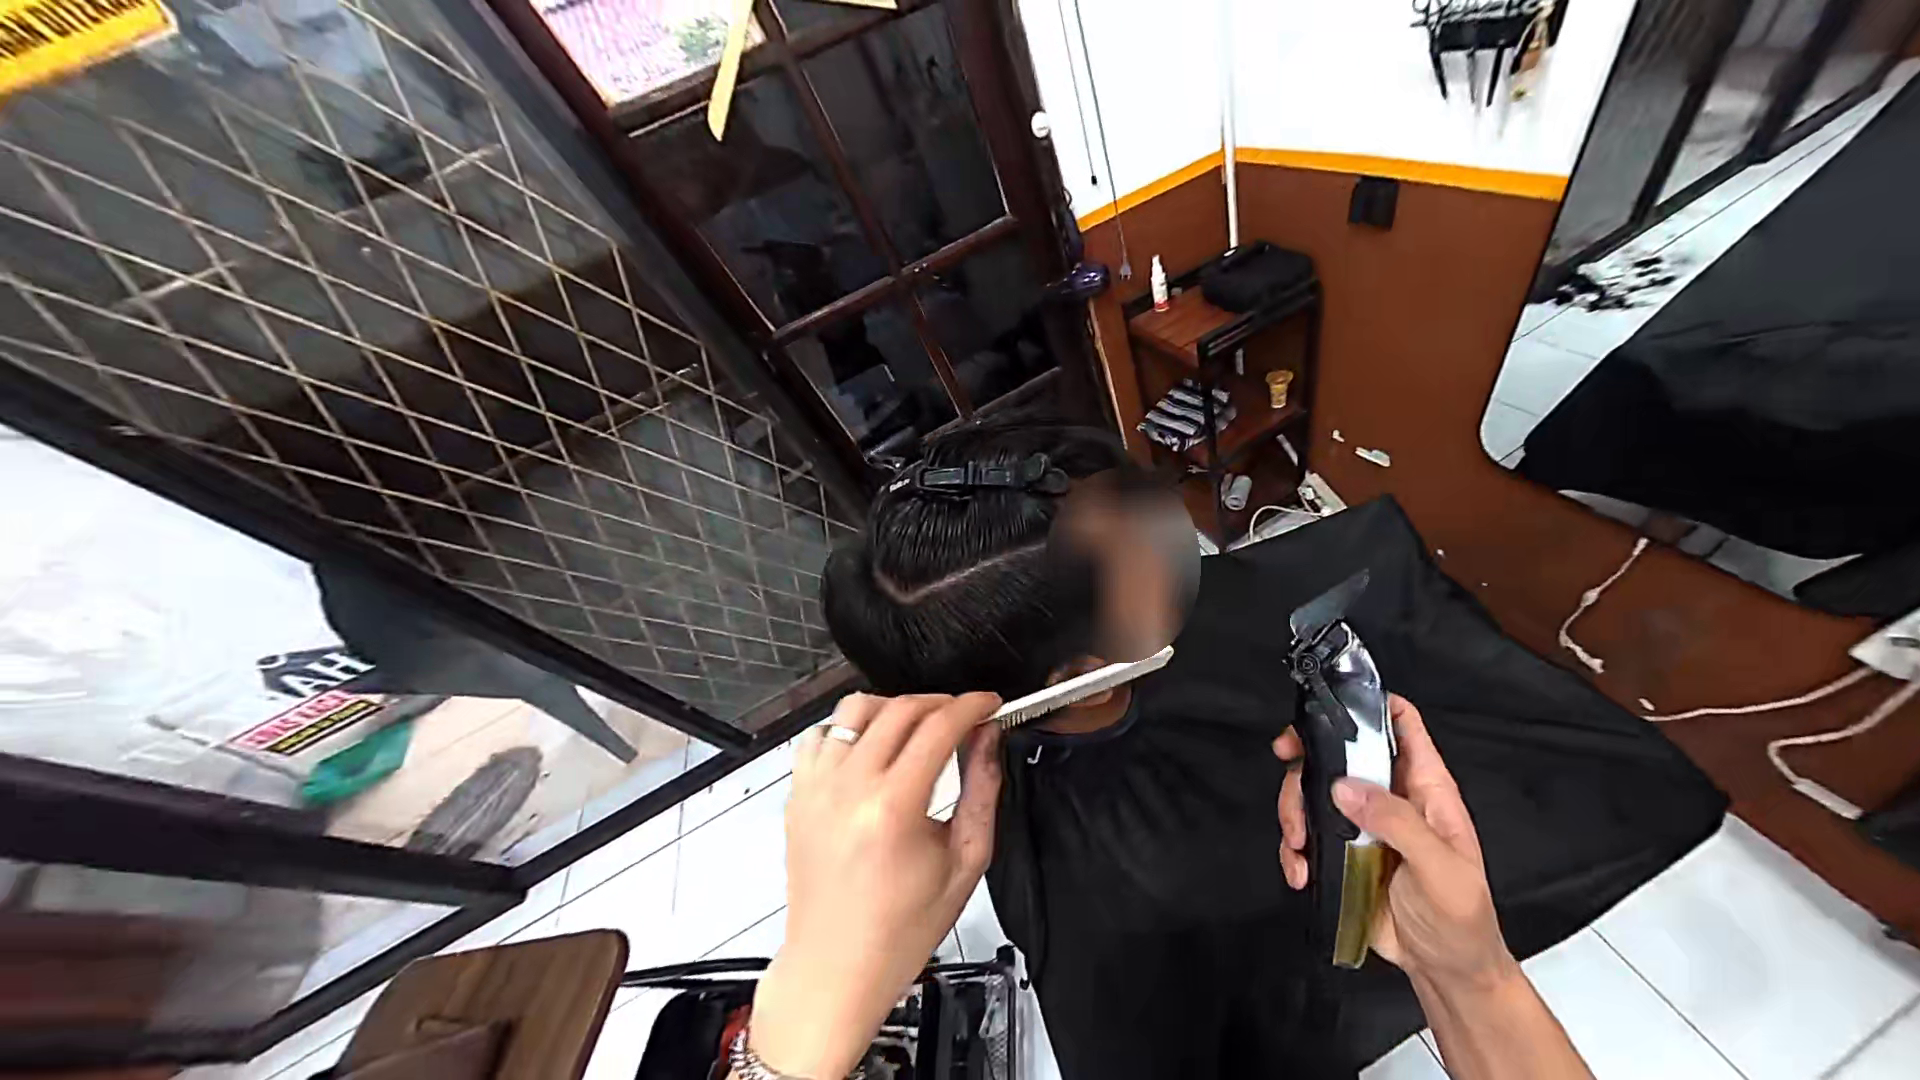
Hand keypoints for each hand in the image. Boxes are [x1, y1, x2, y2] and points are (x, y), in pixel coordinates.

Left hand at [750, 693, 1003, 1078]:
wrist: (835, 969)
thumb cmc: (898, 930)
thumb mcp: (964, 863)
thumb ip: (982, 791)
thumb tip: (987, 740)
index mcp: (893, 807)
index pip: (939, 725)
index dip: (971, 705)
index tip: (987, 705)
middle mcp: (849, 788)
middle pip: (901, 708)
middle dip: (941, 702)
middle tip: (962, 716)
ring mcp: (817, 787)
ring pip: (857, 707)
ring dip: (895, 707)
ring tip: (916, 728)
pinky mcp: (799, 793)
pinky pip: (821, 734)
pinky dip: (850, 728)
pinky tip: (870, 747)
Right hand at [1271, 695, 1516, 991]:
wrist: (1444, 970)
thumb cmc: (1462, 920)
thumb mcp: (1444, 871)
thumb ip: (1398, 824)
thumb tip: (1344, 788)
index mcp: (1425, 790)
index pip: (1402, 727)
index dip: (1370, 705)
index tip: (1333, 704)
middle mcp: (1388, 796)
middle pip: (1338, 751)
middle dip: (1306, 755)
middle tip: (1287, 760)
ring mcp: (1360, 820)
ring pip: (1311, 788)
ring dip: (1294, 811)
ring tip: (1298, 843)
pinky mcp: (1337, 846)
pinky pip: (1303, 830)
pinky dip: (1292, 846)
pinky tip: (1302, 868)